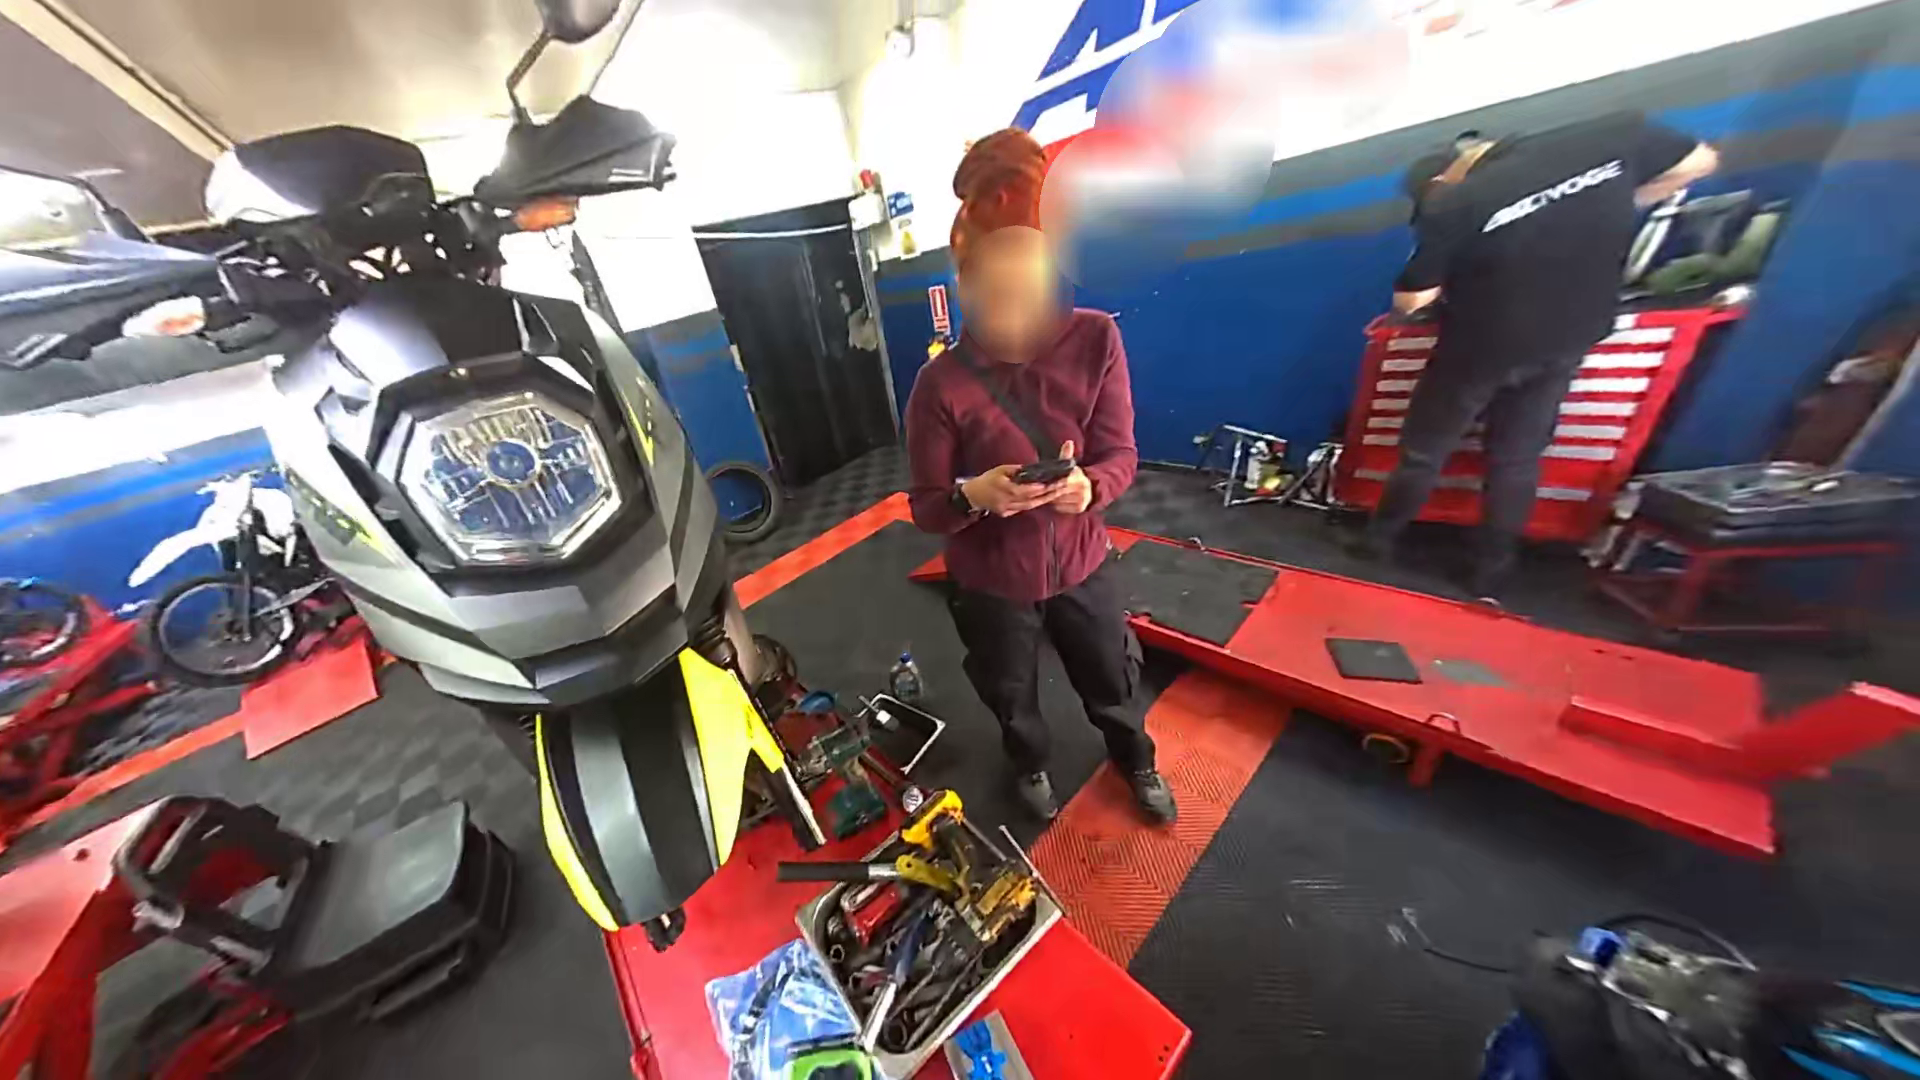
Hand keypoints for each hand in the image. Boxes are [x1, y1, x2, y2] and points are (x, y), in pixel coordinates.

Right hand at [961, 465, 1057, 516]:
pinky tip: (1042, 500)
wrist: (973, 495)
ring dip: (1043, 500)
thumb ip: (1017, 470)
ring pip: (1028, 506)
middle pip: (1030, 499)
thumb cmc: (987, 479)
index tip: (1051, 484)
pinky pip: (1022, 508)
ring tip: (1055, 494)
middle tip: (1060, 489)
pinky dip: (1033, 504)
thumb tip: (1033, 470)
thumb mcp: (1000, 470)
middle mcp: (1006, 500)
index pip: (1025, 490)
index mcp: (1003, 488)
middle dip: (1046, 494)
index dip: (1038, 488)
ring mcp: (1006, 509)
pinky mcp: (1006, 513)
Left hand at [1048, 441, 1093, 514]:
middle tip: (1037, 490)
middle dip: (1048, 491)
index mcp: (1079, 478)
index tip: (1043, 483)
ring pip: (1059, 501)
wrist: (1090, 490)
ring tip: (1043, 495)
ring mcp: (1082, 499)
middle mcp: (1083, 489)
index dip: (1052, 483)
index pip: (1062, 482)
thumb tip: (1068, 442)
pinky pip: (1061, 508)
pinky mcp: (1079, 508)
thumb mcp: (1071, 466)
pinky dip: (1055, 505)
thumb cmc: (1074, 477)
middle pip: (1059, 492)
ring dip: (1050, 499)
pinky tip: (1052, 501)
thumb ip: (1066, 456)